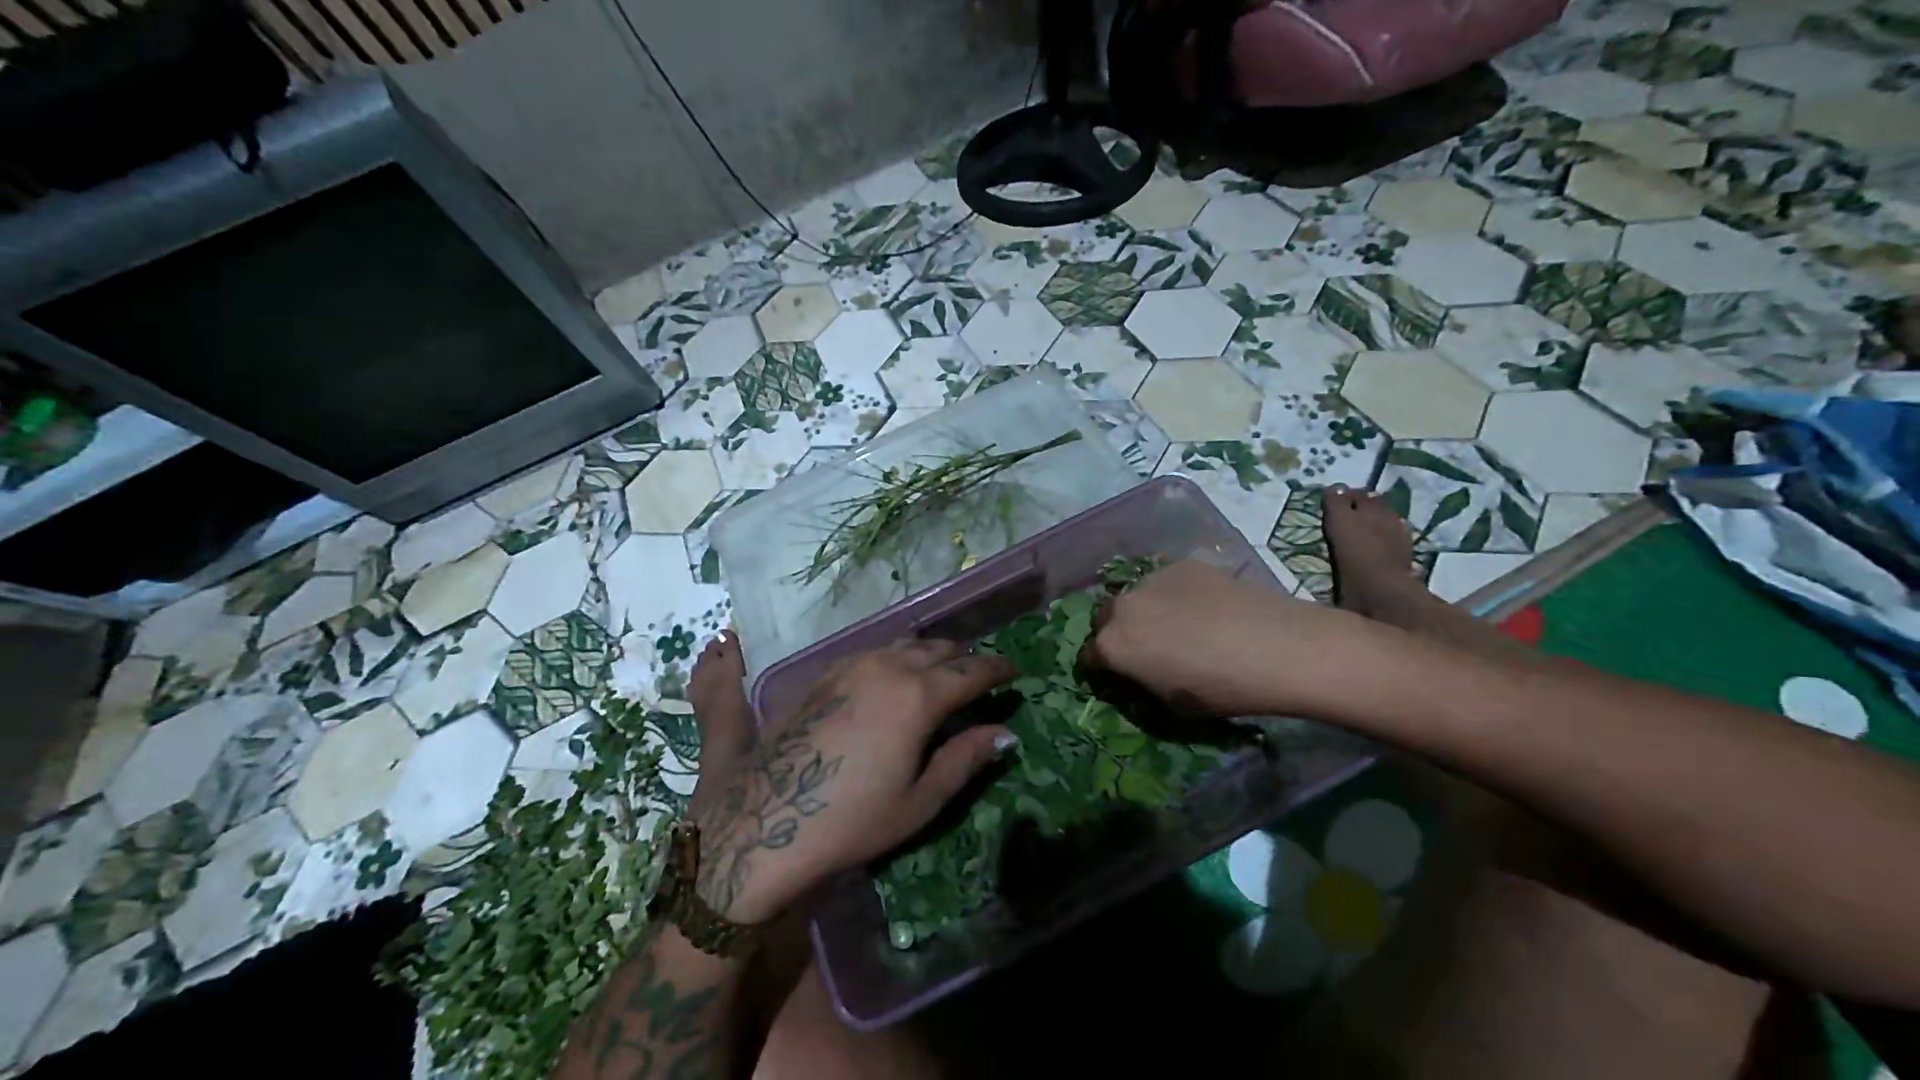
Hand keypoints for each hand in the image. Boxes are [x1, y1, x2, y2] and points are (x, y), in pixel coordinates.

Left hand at [686, 641, 1016, 923]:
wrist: (765, 820)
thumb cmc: (852, 819)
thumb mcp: (920, 801)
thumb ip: (965, 759)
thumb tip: (1004, 733)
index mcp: (918, 696)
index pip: (970, 670)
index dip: (996, 669)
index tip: (1013, 672)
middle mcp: (887, 667)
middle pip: (938, 648)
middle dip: (964, 659)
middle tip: (978, 678)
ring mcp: (851, 665)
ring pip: (904, 645)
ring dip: (929, 654)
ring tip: (940, 674)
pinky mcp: (825, 673)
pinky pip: (874, 652)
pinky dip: (896, 658)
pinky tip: (894, 679)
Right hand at [1082, 559, 1374, 719]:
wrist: (1275, 647)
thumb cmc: (1219, 690)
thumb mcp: (1171, 706)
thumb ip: (1142, 686)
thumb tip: (1139, 676)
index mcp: (1112, 645)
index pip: (1088, 655)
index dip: (1101, 667)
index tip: (1118, 674)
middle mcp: (1121, 607)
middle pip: (1105, 618)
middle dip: (1117, 632)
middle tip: (1146, 648)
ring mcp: (1151, 580)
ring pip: (1136, 596)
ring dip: (1145, 610)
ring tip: (1179, 625)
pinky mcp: (1181, 565)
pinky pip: (1165, 581)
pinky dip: (1174, 595)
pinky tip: (1205, 608)